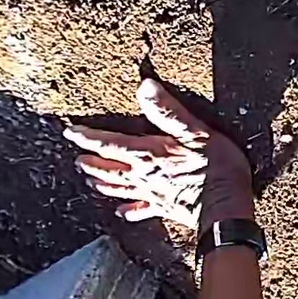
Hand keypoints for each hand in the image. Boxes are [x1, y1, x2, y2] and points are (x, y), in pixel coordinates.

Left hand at [64, 78, 253, 228]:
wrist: (225, 208)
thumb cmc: (215, 168)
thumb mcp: (196, 131)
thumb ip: (169, 111)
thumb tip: (145, 86)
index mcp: (148, 154)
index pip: (110, 144)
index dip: (89, 137)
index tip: (72, 132)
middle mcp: (144, 175)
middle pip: (109, 168)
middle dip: (91, 161)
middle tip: (78, 157)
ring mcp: (153, 194)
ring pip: (119, 188)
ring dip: (102, 182)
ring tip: (89, 178)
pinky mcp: (164, 208)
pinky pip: (141, 210)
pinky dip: (129, 210)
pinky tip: (122, 212)